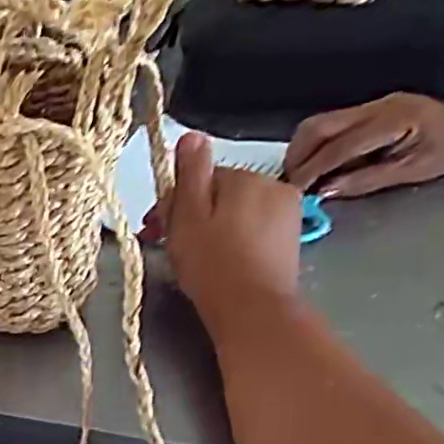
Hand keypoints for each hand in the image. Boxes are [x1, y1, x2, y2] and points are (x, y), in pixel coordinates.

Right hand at [159, 133, 303, 326]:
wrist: (252, 308)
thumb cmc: (211, 263)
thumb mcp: (189, 216)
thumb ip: (191, 175)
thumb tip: (192, 136)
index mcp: (245, 178)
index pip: (201, 177)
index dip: (174, 201)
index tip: (154, 228)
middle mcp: (273, 186)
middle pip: (220, 192)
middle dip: (193, 213)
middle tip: (166, 244)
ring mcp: (286, 212)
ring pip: (236, 210)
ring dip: (211, 226)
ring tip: (191, 255)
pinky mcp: (289, 238)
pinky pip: (252, 228)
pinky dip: (232, 240)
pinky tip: (218, 261)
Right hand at [284, 92, 443, 197]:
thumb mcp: (409, 173)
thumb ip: (365, 181)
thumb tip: (323, 191)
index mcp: (396, 120)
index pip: (340, 146)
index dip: (314, 170)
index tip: (295, 190)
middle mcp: (379, 105)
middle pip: (319, 126)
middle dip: (298, 156)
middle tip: (291, 181)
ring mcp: (371, 104)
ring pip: (317, 123)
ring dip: (300, 150)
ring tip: (299, 173)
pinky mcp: (364, 108)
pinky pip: (326, 124)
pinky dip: (311, 145)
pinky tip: (313, 162)